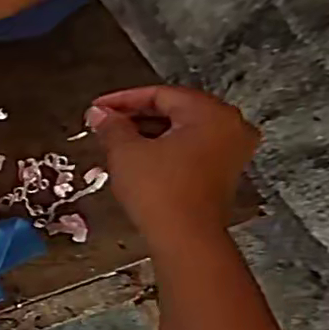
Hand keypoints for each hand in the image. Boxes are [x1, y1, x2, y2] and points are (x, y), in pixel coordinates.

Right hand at [85, 86, 259, 252]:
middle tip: (104, 122)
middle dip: (137, 114)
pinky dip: (164, 145)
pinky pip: (191, 146)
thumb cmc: (157, 190)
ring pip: (184, 128)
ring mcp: (232, 149)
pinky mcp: (223, 170)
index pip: (163, 94)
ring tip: (115, 139)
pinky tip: (138, 155)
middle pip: (177, 108)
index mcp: (211, 114)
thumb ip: (112, 126)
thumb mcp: (126, 152)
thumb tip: (99, 113)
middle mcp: (231, 126)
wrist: (184, 234)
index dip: (124, 99)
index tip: (97, 108)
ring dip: (148, 130)